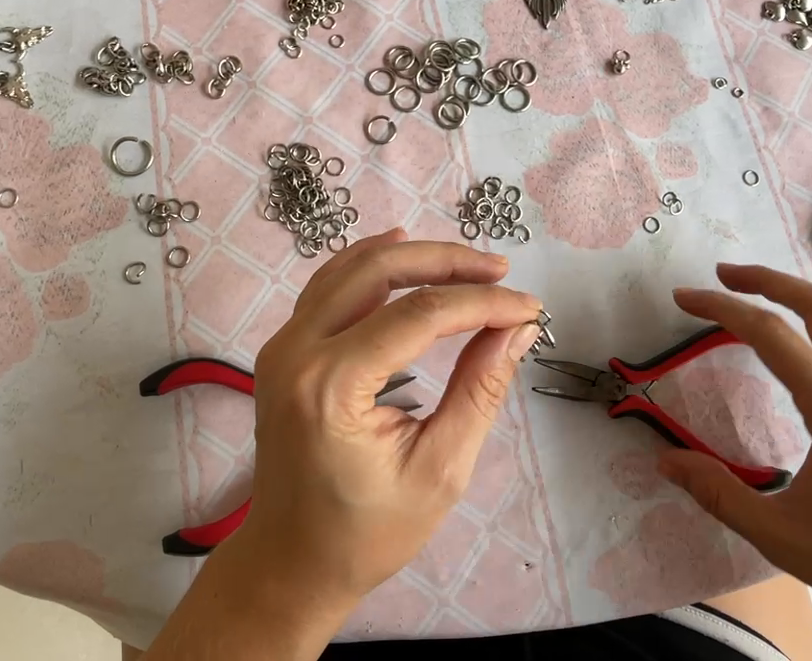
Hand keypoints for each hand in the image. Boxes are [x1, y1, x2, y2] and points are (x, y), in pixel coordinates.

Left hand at [144, 229, 544, 660]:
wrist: (290, 562)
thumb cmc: (367, 532)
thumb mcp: (439, 470)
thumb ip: (478, 391)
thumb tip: (517, 328)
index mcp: (331, 386)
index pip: (418, 316)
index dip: (481, 303)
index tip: (529, 308)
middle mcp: (297, 350)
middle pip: (378, 271)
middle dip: (446, 262)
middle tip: (500, 270)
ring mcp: (283, 344)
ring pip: (350, 267)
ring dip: (412, 257)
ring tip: (468, 263)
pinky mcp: (284, 347)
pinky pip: (329, 285)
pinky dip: (370, 263)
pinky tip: (401, 249)